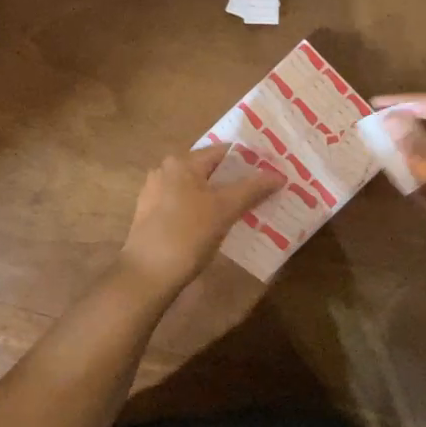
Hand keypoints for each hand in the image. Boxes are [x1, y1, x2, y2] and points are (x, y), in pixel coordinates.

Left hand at [118, 144, 282, 295]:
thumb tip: (279, 175)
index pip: (222, 152)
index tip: (271, 172)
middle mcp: (165, 170)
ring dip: (220, 197)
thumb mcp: (224, 209)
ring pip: (197, 189)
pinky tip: (218, 226)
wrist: (147, 274)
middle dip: (236, 181)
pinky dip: (204, 210)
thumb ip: (252, 189)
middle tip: (264, 192)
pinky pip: (185, 205)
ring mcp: (155, 193)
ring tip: (246, 210)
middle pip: (209, 170)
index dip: (249, 160)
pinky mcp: (152, 216)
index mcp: (181, 162)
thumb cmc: (187, 234)